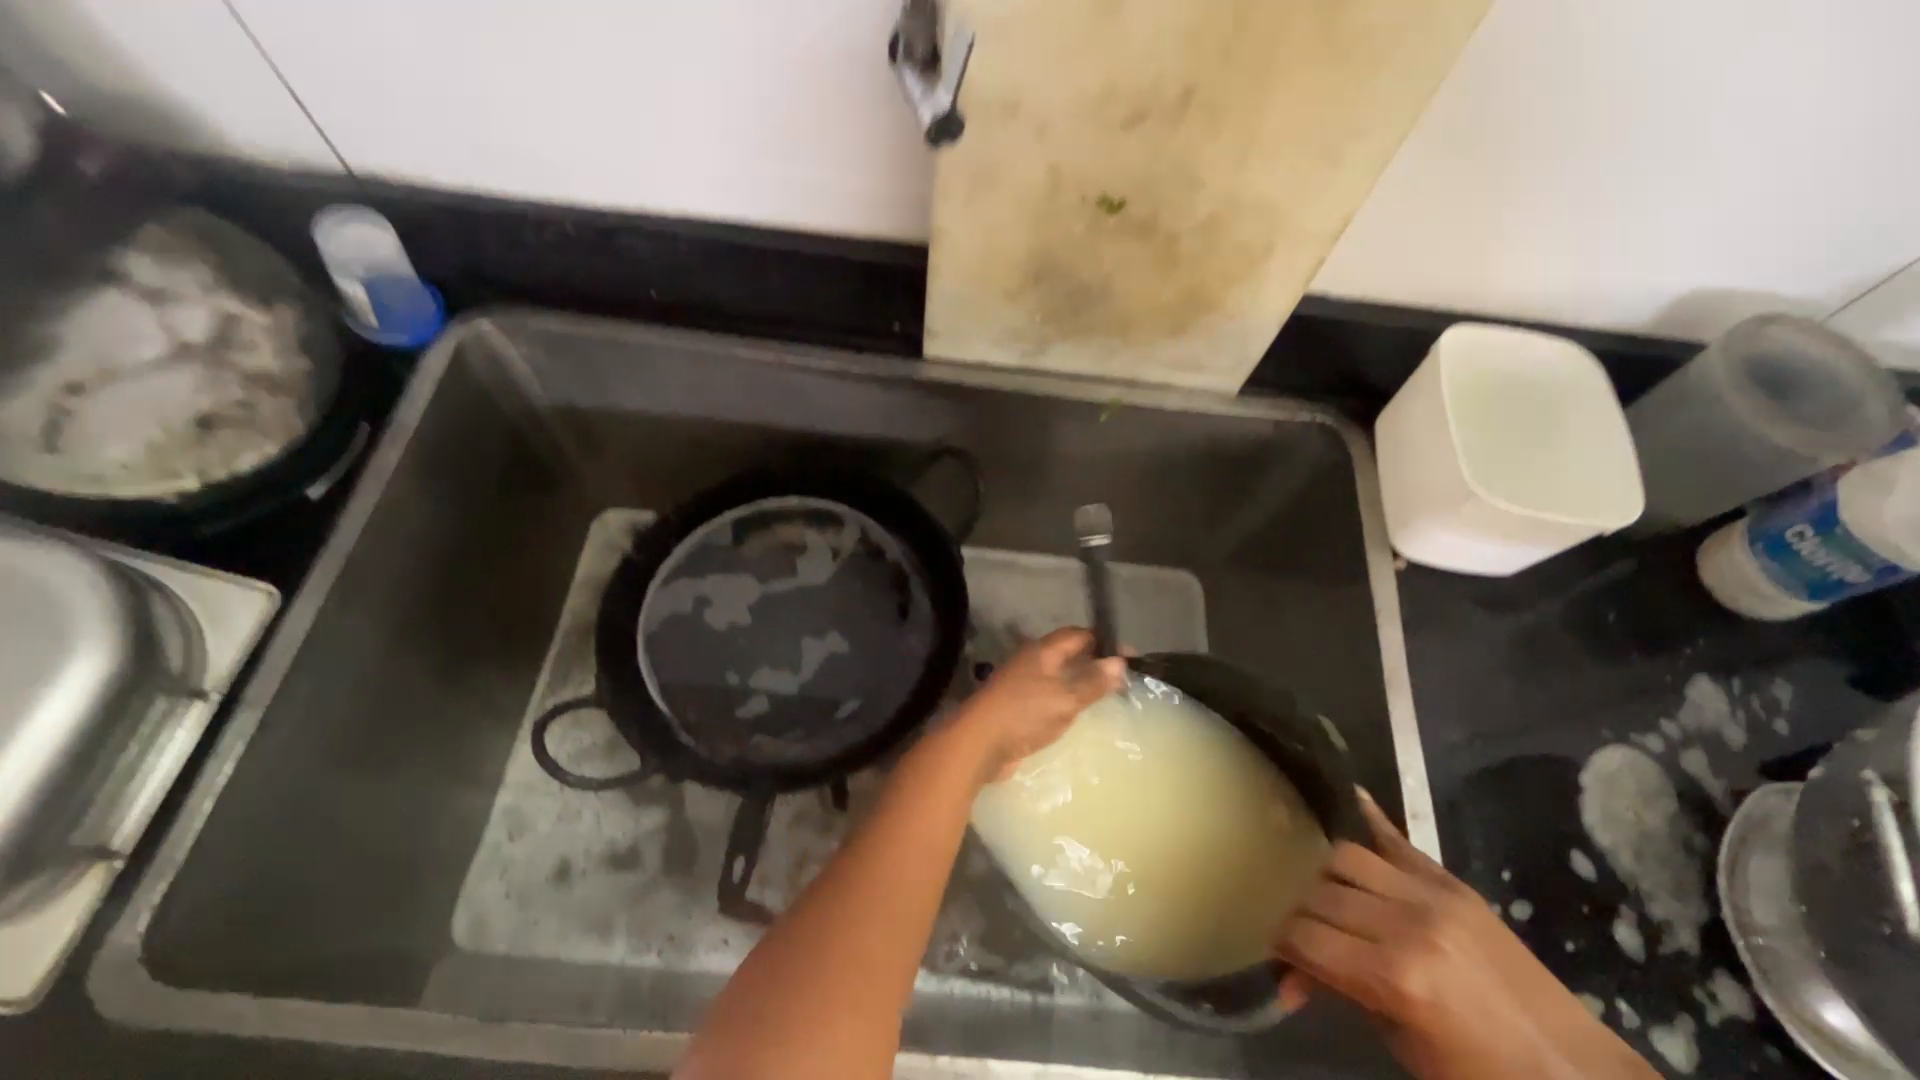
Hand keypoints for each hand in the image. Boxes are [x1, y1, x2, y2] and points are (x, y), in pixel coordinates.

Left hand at [951, 627, 1126, 783]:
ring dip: (1081, 682)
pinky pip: (1050, 697)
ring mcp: (1023, 685)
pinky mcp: (1018, 708)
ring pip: (1059, 676)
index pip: (1078, 635)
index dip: (1105, 641)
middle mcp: (1032, 662)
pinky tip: (1080, 714)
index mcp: (1042, 651)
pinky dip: (1068, 700)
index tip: (1130, 656)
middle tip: (1123, 677)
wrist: (978, 744)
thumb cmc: (1024, 714)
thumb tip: (1118, 662)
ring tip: (1108, 695)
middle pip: (1068, 654)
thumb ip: (1092, 681)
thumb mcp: (1065, 698)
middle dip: (1095, 662)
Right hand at [1273, 794, 1658, 1079]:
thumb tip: (1293, 976)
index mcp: (1394, 976)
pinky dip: (1371, 821)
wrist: (1570, 1069)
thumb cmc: (1480, 1073)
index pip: (1305, 938)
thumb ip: (1345, 993)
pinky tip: (1347, 798)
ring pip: (1348, 857)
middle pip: (1320, 894)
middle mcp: (1409, 923)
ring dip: (1324, 876)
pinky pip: (1400, 842)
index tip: (1273, 954)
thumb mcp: (1402, 1043)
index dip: (1280, 946)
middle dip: (1296, 914)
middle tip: (1293, 935)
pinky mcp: (1455, 885)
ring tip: (1322, 899)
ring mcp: (1435, 896)